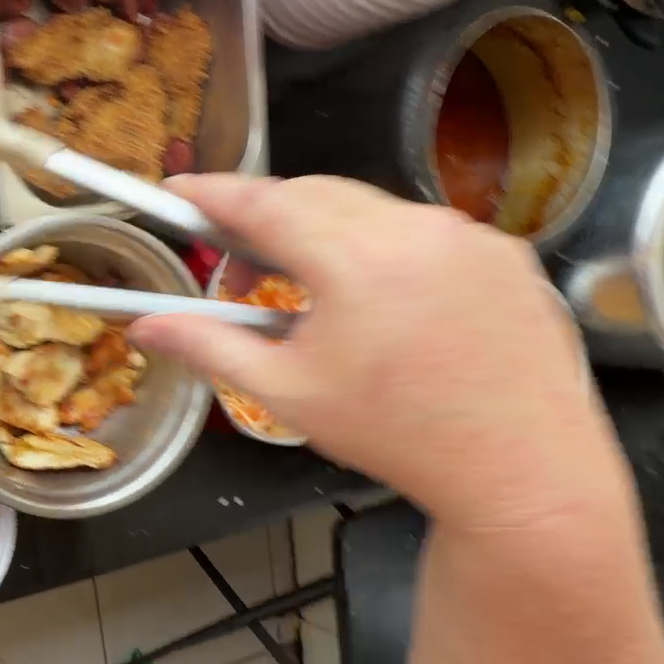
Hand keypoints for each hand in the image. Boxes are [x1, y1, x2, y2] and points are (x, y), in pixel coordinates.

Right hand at [132, 174, 617, 525]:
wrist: (519, 471)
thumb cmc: (390, 434)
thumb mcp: (284, 393)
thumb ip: (208, 347)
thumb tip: (144, 326)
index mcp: (356, 260)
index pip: (265, 203)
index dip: (212, 193)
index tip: (178, 193)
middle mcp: (418, 228)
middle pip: (314, 194)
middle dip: (263, 220)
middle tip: (236, 272)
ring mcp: (470, 235)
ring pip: (368, 208)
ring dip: (320, 233)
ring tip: (305, 294)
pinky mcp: (505, 252)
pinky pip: (421, 228)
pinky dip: (378, 246)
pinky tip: (374, 301)